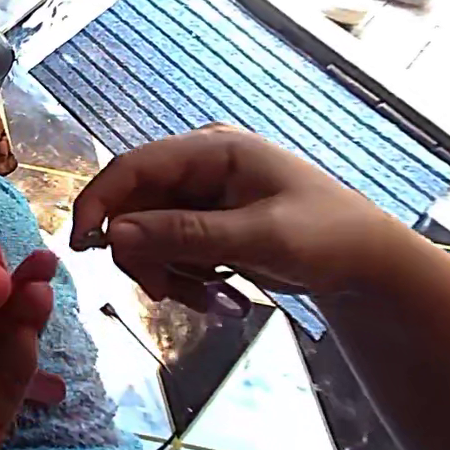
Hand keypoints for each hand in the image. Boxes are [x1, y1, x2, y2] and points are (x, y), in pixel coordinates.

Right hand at [70, 126, 417, 307]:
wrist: (368, 268)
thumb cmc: (329, 237)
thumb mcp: (260, 235)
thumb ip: (186, 234)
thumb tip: (113, 234)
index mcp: (210, 150)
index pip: (132, 166)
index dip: (98, 201)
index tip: (80, 243)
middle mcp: (196, 168)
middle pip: (132, 207)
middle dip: (143, 254)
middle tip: (165, 291)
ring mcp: (197, 198)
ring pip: (144, 236)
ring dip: (165, 272)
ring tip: (209, 299)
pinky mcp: (201, 225)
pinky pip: (166, 252)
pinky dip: (181, 279)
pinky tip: (217, 295)